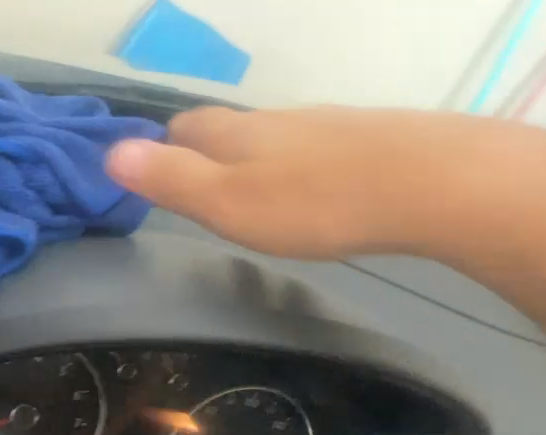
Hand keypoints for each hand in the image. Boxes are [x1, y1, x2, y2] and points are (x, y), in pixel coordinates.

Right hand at [105, 106, 545, 260]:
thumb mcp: (225, 202)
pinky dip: (294, 167)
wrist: (434, 184)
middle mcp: (280, 120)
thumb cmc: (314, 203)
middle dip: (200, 151)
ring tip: (244, 195)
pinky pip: (313, 150)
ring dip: (249, 159)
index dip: (158, 146)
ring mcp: (327, 126)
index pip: (183, 128)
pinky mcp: (368, 142)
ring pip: (272, 137)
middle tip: (188, 188)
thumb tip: (111, 151)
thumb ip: (170, 179)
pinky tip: (305, 193)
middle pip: (227, 128)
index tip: (146, 173)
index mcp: (238, 134)